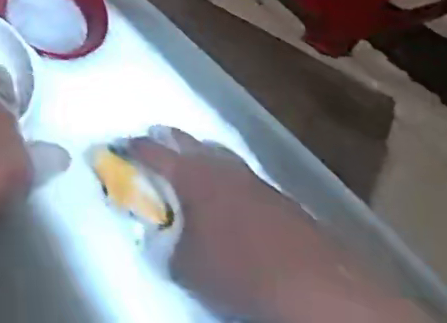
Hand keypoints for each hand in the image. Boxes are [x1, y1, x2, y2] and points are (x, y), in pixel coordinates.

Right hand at [132, 128, 428, 322]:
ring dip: (207, 165)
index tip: (113, 150)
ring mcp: (263, 185)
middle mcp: (222, 168)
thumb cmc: (242, 275)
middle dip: (168, 141)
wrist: (333, 304)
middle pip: (188, 142)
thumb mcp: (184, 267)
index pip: (146, 149)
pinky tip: (238, 208)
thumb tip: (153, 233)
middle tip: (155, 145)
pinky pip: (253, 187)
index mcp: (188, 174)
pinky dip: (239, 190)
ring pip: (224, 161)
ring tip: (196, 177)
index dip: (126, 148)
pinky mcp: (297, 209)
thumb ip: (161, 242)